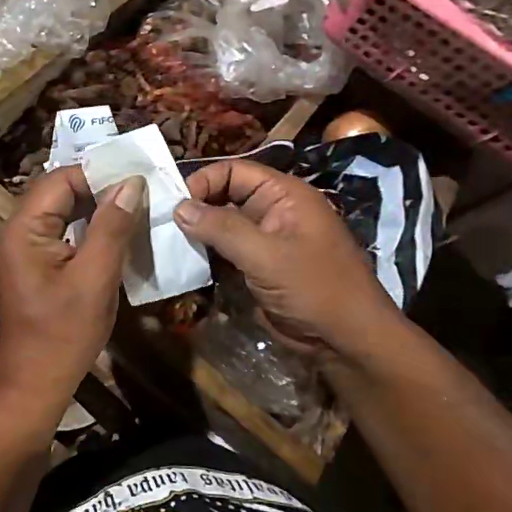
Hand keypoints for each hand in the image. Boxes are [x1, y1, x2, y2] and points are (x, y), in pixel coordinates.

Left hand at [0, 166, 144, 398]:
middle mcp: (20, 231)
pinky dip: (92, 229)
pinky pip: (67, 232)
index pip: (61, 180)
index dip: (98, 174)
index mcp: (24, 229)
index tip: (138, 176)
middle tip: (144, 189)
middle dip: (101, 188)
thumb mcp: (94, 278)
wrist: (36, 381)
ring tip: (139, 206)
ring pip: (66, 211)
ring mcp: (29, 248)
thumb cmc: (64, 333)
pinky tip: (121, 232)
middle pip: (61, 192)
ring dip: (99, 208)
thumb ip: (111, 228)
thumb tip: (132, 183)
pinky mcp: (40, 264)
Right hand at [175, 159, 396, 355]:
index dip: (203, 182)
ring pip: (223, 226)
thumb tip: (179, 207)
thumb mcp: (266, 255)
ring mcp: (266, 240)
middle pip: (225, 196)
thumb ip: (222, 228)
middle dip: (196, 208)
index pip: (234, 171)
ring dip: (198, 234)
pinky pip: (227, 251)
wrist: (347, 339)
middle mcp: (273, 211)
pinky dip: (207, 255)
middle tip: (164, 226)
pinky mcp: (259, 267)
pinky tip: (186, 263)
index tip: (175, 205)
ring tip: (169, 244)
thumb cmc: (315, 289)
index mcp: (284, 195)